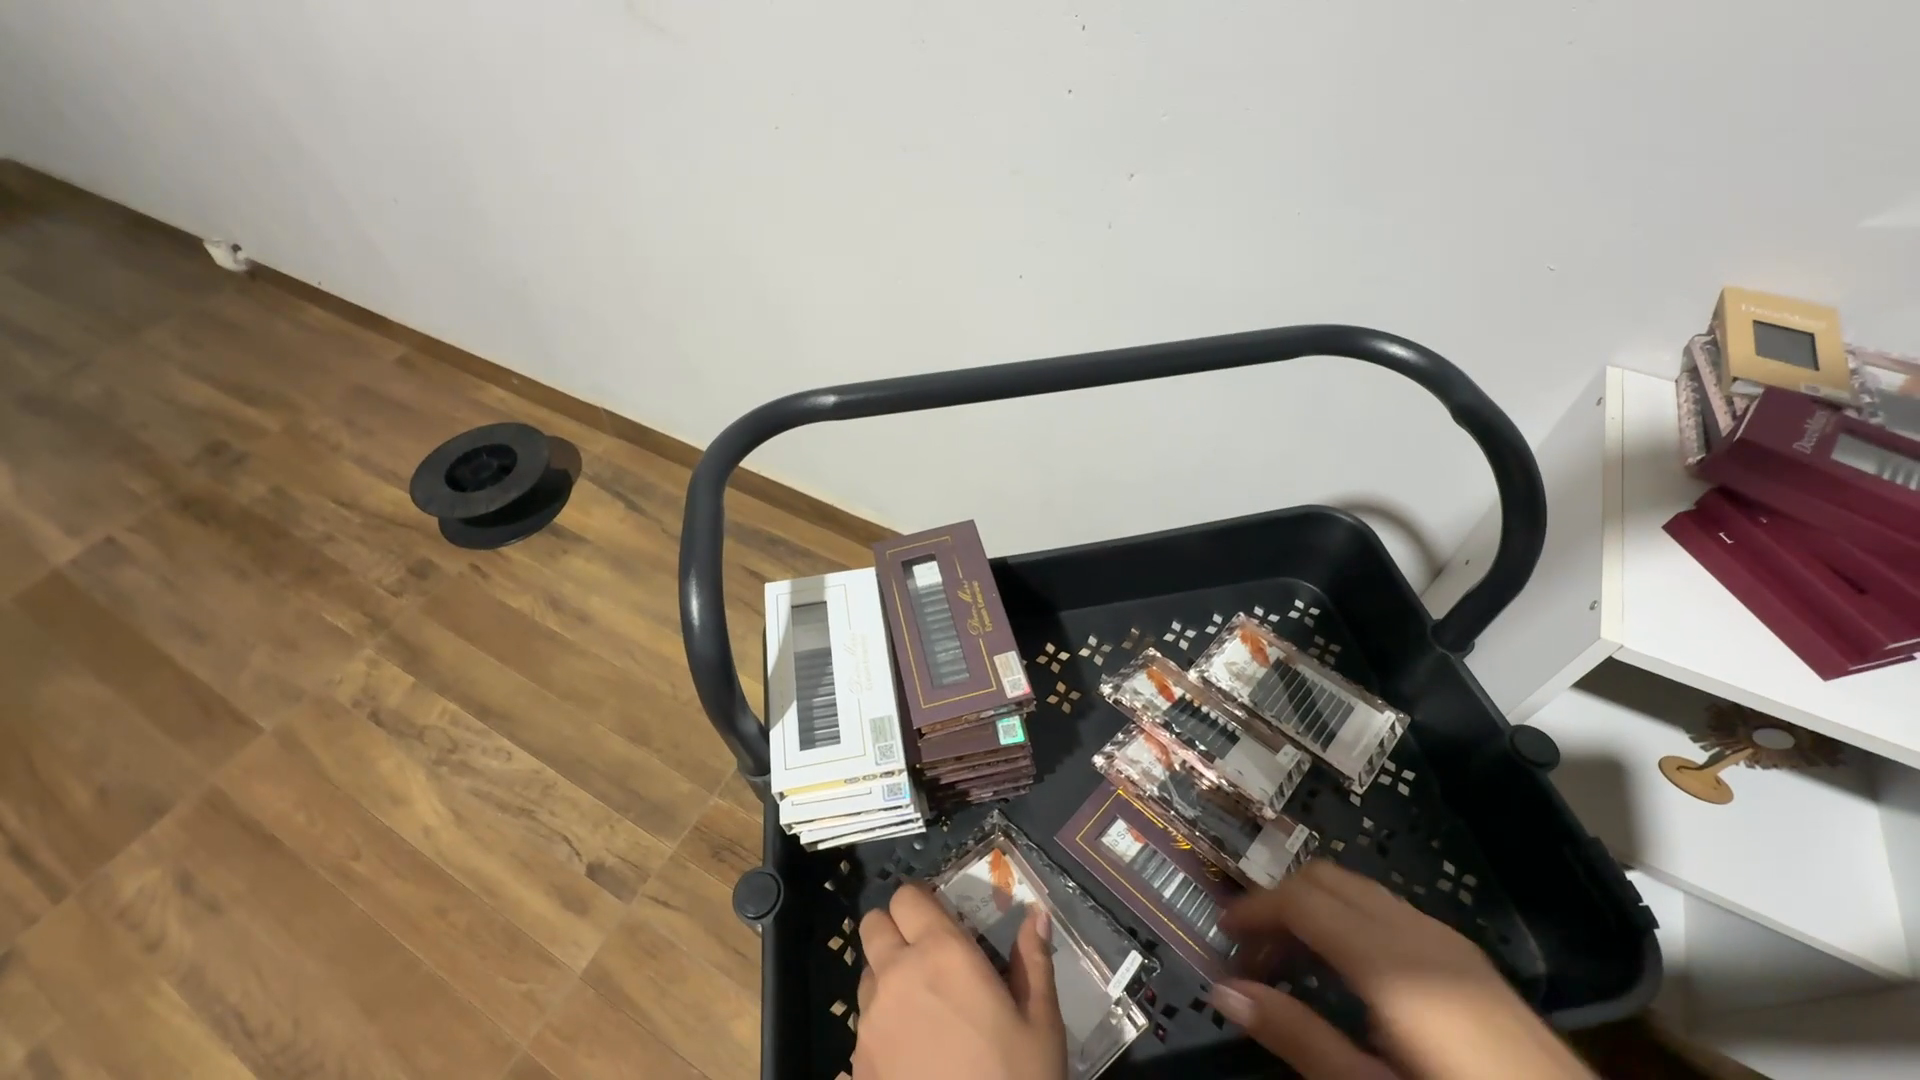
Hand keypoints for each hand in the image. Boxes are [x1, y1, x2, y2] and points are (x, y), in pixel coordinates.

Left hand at [853, 883, 1066, 1079]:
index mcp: (942, 954)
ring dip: (888, 977)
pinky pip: (863, 1024)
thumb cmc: (1019, 1079)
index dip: (921, 901)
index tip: (940, 915)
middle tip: (927, 953)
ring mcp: (870, 1021)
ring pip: (867, 974)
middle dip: (895, 929)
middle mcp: (897, 976)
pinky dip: (883, 1024)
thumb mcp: (1041, 1021)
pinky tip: (914, 1053)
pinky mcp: (857, 1063)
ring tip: (924, 1008)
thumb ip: (1034, 960)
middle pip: (872, 925)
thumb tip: (1037, 915)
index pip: (907, 896)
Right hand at [1208, 860, 1593, 1079]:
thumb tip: (1224, 990)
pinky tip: (1347, 975)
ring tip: (1290, 962)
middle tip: (1250, 952)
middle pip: (1330, 880)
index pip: (1303, 900)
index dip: (1254, 908)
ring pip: (1361, 891)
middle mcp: (1419, 935)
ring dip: (1315, 909)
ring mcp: (1451, 944)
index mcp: (1391, 964)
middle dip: (1280, 902)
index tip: (1221, 934)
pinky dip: (1350, 921)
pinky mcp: (1471, 962)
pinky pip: (1392, 913)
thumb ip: (1298, 1037)